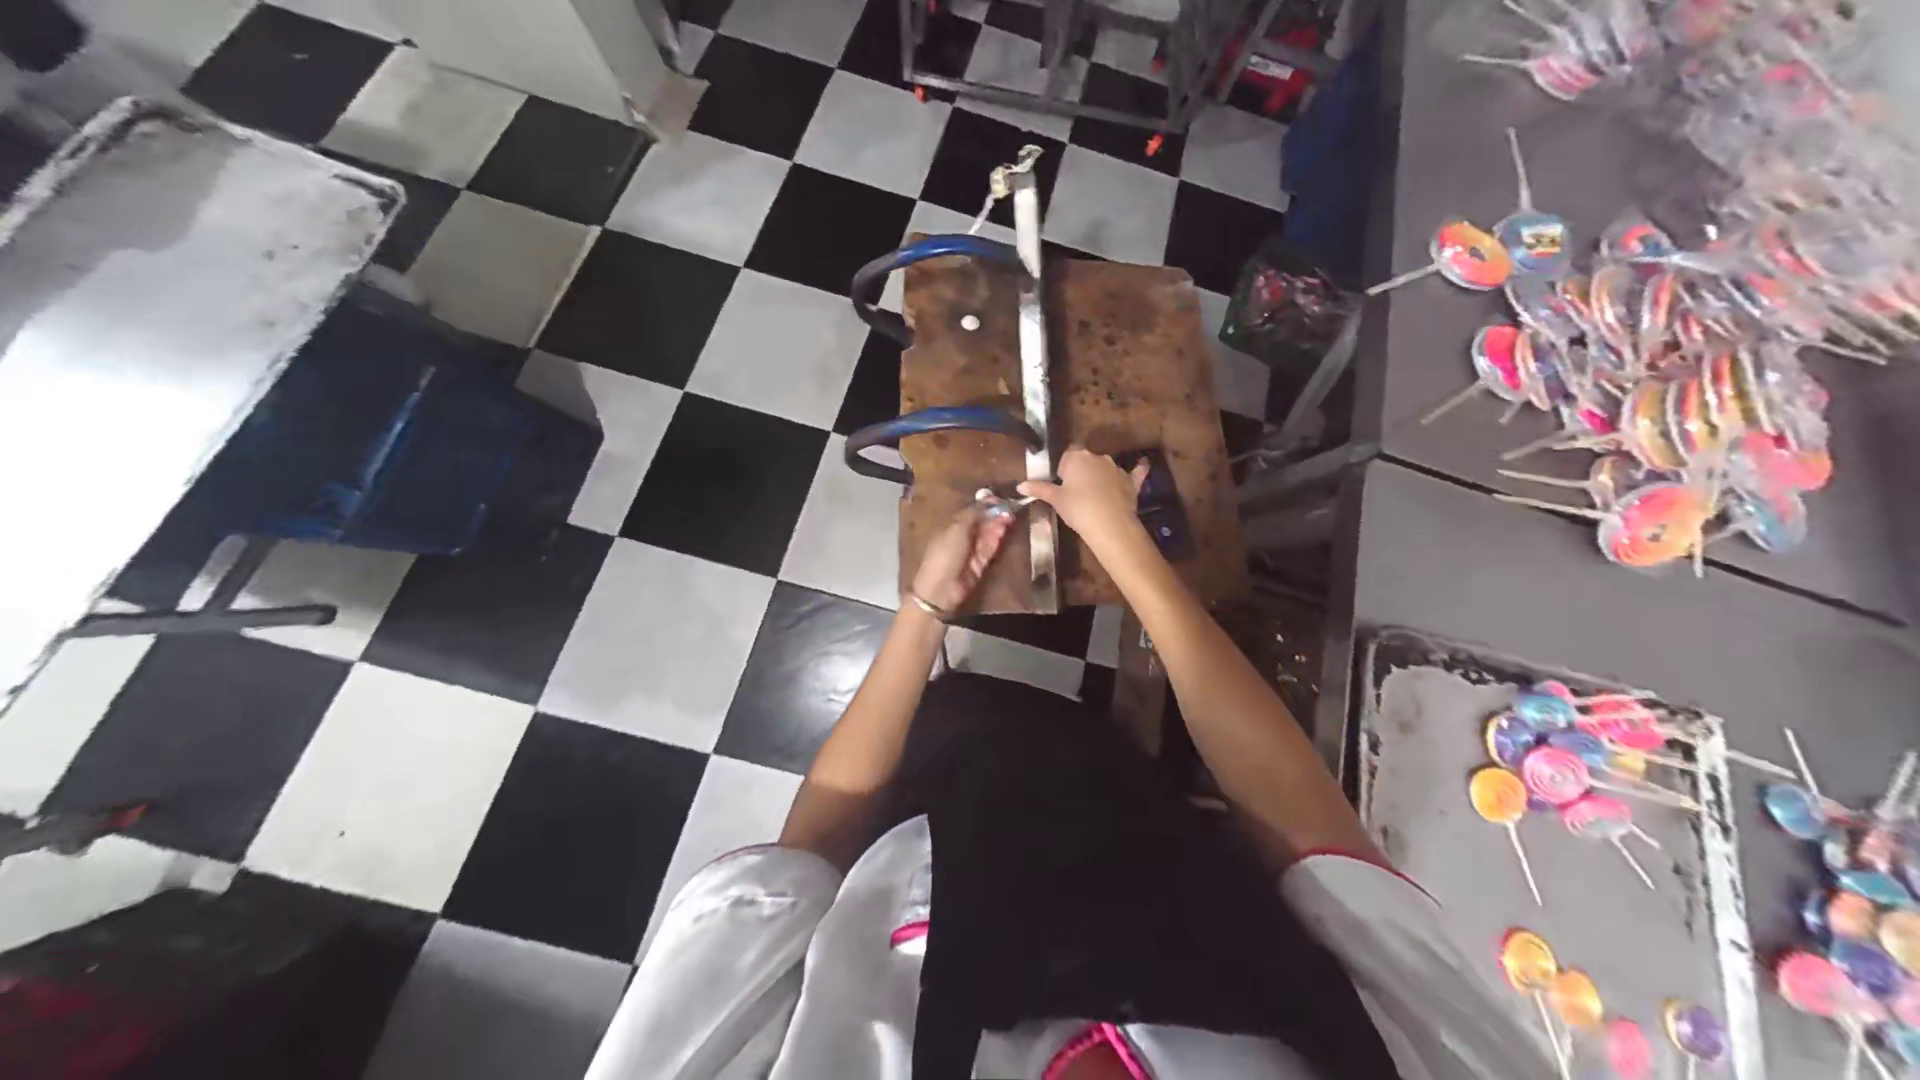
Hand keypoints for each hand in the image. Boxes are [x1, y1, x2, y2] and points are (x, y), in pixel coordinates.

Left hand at [910, 504, 1013, 614]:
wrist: (942, 588)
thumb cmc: (945, 554)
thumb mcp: (956, 528)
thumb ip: (973, 513)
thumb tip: (987, 500)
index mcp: (951, 524)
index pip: (972, 511)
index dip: (985, 504)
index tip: (1000, 498)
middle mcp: (963, 535)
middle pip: (982, 521)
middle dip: (995, 514)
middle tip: (1011, 507)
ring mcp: (972, 549)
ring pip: (988, 533)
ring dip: (999, 524)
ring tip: (1011, 515)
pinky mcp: (981, 562)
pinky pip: (991, 547)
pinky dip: (998, 537)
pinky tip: (1006, 528)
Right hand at [1018, 445, 1147, 548]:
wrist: (1109, 524)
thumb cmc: (1077, 508)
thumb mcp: (1055, 500)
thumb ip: (1039, 490)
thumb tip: (1020, 486)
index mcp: (1077, 458)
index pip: (1068, 454)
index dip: (1064, 468)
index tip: (1062, 483)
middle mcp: (1098, 457)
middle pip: (1087, 459)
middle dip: (1082, 471)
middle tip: (1075, 491)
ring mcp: (1117, 468)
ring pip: (1106, 467)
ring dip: (1101, 475)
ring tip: (1095, 495)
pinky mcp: (1131, 481)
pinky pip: (1135, 472)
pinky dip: (1137, 470)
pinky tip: (1143, 464)